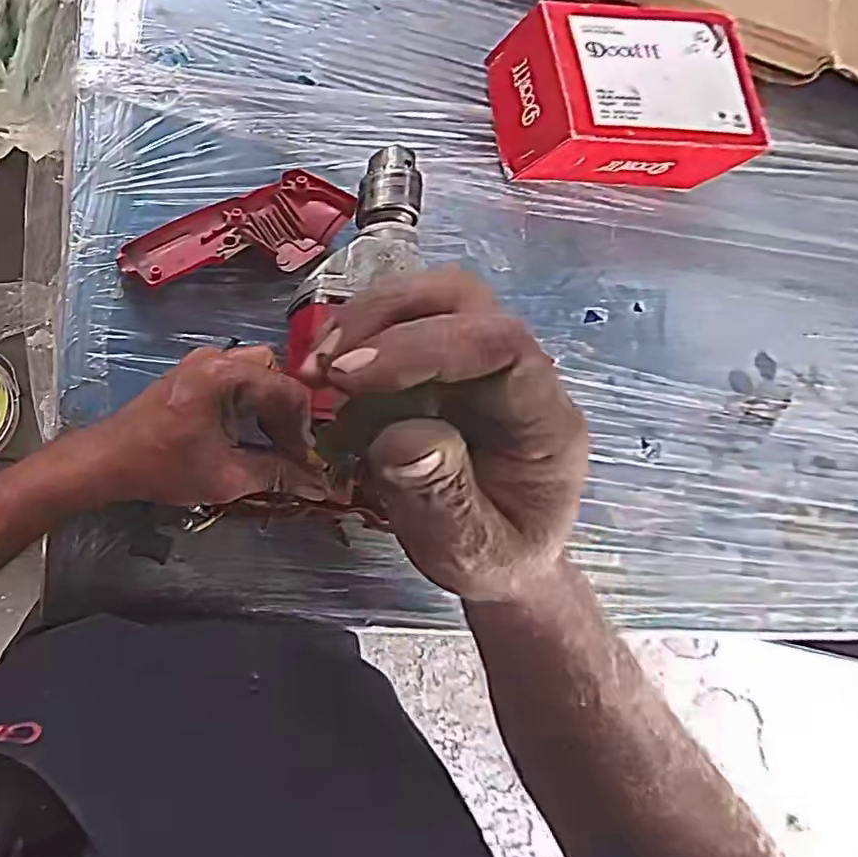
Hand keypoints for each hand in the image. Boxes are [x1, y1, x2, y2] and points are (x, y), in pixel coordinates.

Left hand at [78, 344, 327, 507]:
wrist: (110, 459)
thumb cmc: (164, 467)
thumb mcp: (227, 477)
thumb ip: (277, 475)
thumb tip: (318, 484)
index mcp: (226, 376)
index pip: (288, 391)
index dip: (303, 429)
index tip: (305, 460)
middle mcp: (217, 358)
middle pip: (275, 374)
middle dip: (288, 413)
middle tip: (290, 448)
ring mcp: (203, 361)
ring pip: (257, 372)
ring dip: (270, 404)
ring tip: (273, 441)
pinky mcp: (194, 372)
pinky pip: (237, 376)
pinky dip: (251, 400)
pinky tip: (249, 431)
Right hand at [297, 271, 588, 602]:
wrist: (496, 557)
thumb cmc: (491, 557)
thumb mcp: (470, 551)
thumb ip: (443, 498)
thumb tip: (400, 435)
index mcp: (541, 420)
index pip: (500, 345)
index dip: (420, 347)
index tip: (347, 378)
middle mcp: (516, 373)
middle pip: (460, 300)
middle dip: (383, 317)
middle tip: (325, 365)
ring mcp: (477, 363)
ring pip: (426, 300)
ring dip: (362, 322)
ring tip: (316, 368)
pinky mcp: (441, 364)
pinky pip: (399, 323)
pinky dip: (355, 336)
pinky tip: (325, 371)